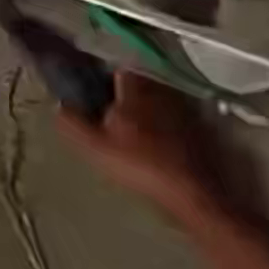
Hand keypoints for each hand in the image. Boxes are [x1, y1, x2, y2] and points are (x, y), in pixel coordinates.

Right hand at [57, 70, 239, 223]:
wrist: (197, 199)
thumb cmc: (138, 166)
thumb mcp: (90, 144)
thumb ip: (70, 119)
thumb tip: (62, 104)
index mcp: (136, 96)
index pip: (122, 69)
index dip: (106, 73)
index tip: (92, 82)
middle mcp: (166, 100)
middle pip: (145, 83)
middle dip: (126, 89)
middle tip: (107, 104)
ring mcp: (190, 118)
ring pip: (163, 101)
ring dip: (147, 105)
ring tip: (130, 123)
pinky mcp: (206, 137)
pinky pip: (178, 119)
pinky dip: (165, 123)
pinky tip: (155, 141)